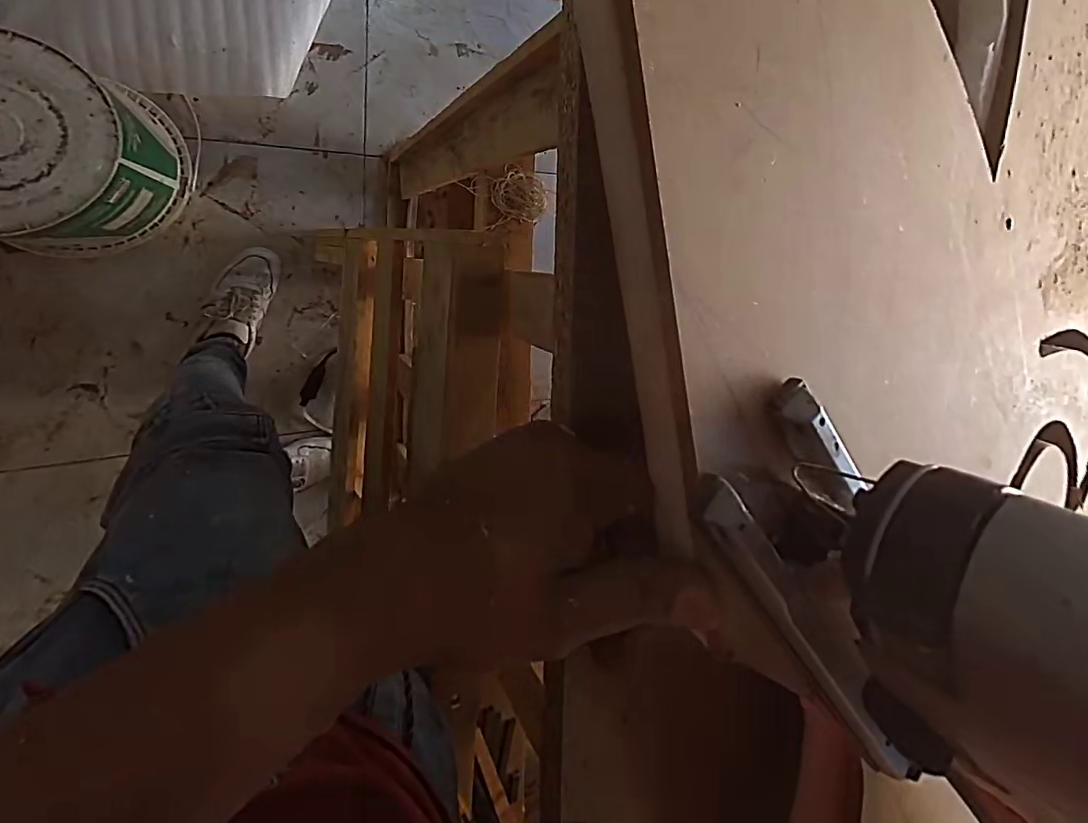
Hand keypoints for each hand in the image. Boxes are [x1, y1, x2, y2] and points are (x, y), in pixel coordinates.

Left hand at [362, 422, 714, 669]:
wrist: (377, 583)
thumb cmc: (476, 601)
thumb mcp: (564, 614)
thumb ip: (638, 595)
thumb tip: (710, 595)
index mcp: (578, 470)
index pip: (649, 493)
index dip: (658, 549)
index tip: (651, 607)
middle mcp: (550, 444)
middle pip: (612, 502)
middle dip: (617, 569)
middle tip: (610, 643)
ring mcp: (514, 450)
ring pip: (577, 503)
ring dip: (584, 561)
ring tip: (571, 629)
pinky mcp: (487, 464)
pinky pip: (542, 494)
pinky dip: (552, 538)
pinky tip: (536, 588)